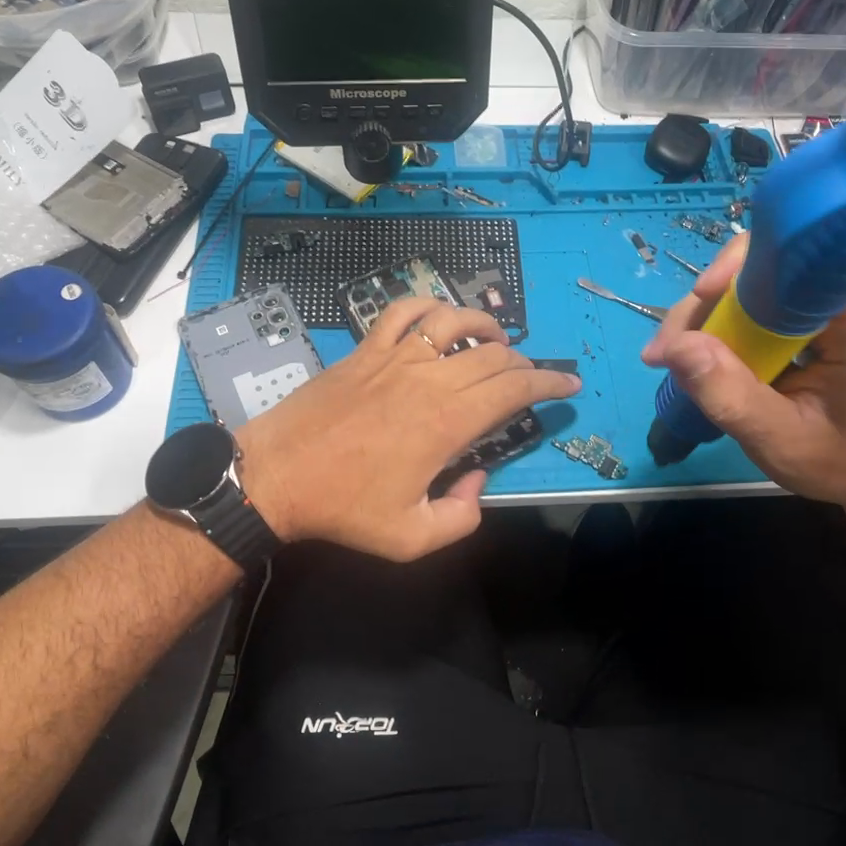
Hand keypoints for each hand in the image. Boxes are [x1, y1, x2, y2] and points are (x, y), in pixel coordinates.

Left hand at [234, 298, 580, 561]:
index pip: (514, 388)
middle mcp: (428, 378)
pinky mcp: (365, 349)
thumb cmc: (344, 508)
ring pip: (454, 322)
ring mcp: (394, 356)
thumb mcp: (412, 538)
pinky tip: (437, 318)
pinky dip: (428, 307)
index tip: (568, 383)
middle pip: (493, 355)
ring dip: (484, 326)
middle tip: (532, 378)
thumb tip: (476, 481)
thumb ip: (461, 516)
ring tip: (495, 340)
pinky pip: (402, 311)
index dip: (549, 383)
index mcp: (448, 422)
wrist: (277, 476)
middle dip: (525, 363)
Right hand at [641, 234, 845, 513]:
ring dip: (715, 316)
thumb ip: (730, 395)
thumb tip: (674, 347)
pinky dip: (735, 324)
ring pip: (762, 283)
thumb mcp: (782, 441)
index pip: (799, 256)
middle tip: (667, 350)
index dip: (743, 265)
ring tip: (677, 357)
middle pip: (769, 267)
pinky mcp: (827, 315)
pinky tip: (708, 354)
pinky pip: (771, 302)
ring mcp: (843, 302)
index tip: (702, 296)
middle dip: (711, 302)